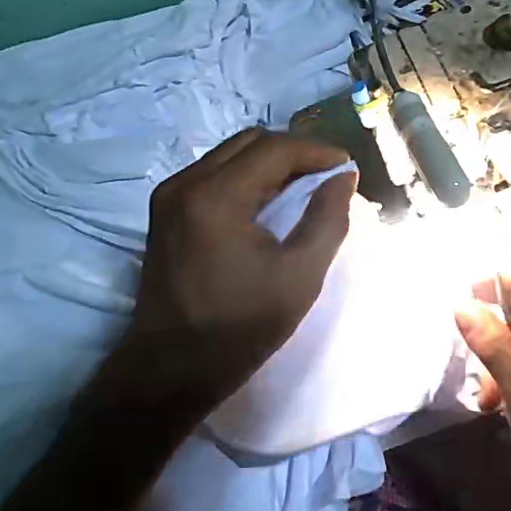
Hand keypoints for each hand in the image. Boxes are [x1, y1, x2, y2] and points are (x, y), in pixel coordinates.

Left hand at [112, 128, 355, 420]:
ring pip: (229, 153)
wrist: (170, 368)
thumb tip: (343, 177)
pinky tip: (265, 202)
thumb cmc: (239, 328)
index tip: (347, 168)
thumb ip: (327, 219)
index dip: (317, 151)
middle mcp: (185, 183)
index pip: (275, 149)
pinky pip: (212, 172)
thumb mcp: (299, 277)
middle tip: (326, 178)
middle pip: (251, 141)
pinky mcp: (164, 210)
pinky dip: (245, 175)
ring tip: (301, 188)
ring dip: (269, 162)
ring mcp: (169, 195)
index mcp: (215, 197)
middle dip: (294, 152)